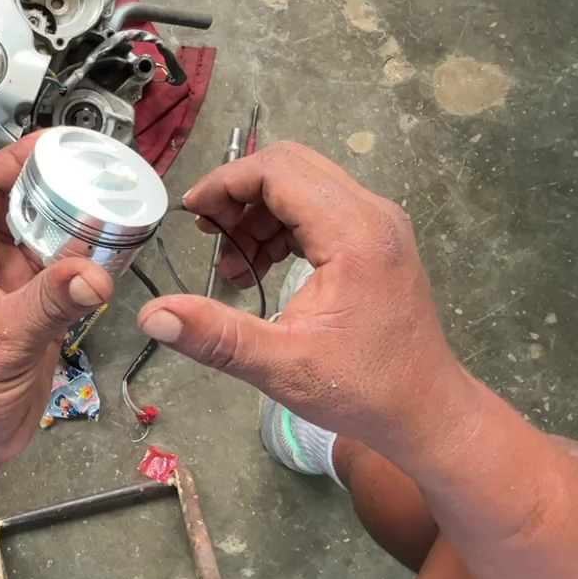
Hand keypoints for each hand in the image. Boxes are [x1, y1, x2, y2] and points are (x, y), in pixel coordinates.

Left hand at [0, 135, 114, 481]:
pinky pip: (64, 273)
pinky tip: (113, 250)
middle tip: (98, 170)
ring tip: (114, 202)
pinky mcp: (35, 311)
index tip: (55, 143)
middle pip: (20, 205)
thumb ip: (49, 302)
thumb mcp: (2, 337)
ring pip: (46, 238)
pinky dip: (87, 261)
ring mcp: (11, 286)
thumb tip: (95, 272)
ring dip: (76, 223)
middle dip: (55, 186)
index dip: (15, 158)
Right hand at [136, 142, 479, 463]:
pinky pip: (316, 208)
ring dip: (256, 212)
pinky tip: (259, 266)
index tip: (192, 215)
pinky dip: (278, 226)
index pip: (279, 171)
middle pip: (290, 167)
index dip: (226, 183)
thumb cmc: (361, 389)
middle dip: (238, 192)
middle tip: (207, 234)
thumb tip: (151, 316)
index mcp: (355, 233)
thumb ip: (215, 335)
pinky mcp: (373, 239)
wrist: (426, 412)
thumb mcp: (281, 366)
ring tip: (231, 263)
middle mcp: (372, 214)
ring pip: (301, 184)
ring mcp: (377, 224)